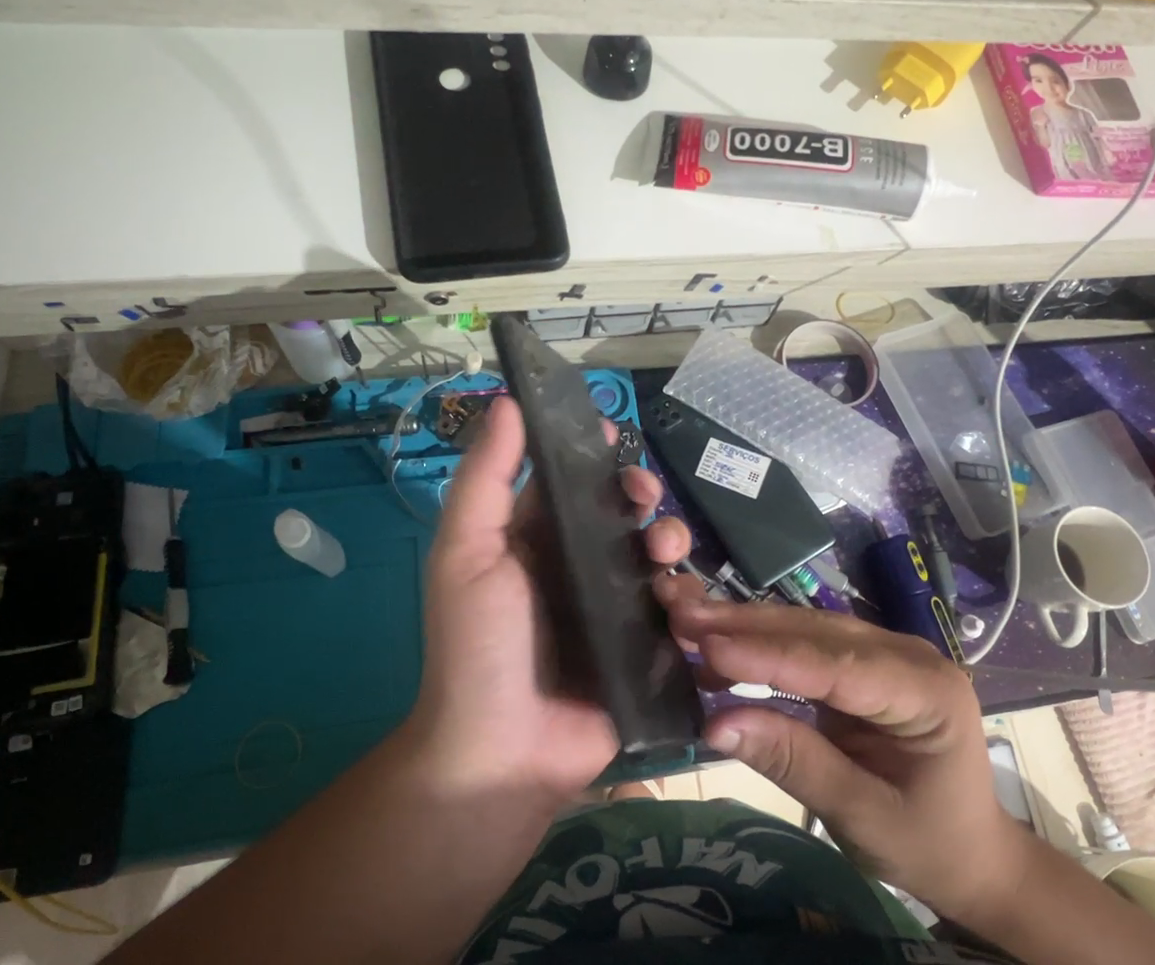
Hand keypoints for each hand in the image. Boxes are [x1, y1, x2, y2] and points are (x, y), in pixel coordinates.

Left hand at [404, 397, 691, 807]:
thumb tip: (507, 401)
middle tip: (644, 503)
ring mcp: (615, 612)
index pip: (573, 484)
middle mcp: (577, 569)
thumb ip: (486, 478)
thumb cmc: (477, 646)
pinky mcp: (647, 653)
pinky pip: (678, 611)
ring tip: (663, 554)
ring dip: (669, 539)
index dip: (596, 458)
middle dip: (641, 497)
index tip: (616, 441)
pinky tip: (684, 600)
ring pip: (657, 557)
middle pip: (623, 515)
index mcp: (534, 541)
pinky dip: (688, 597)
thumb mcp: (466, 553)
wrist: (502, 753)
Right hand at [656, 576, 1031, 926]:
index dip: (768, 655)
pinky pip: (804, 647)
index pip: (837, 666)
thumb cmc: (926, 843)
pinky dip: (757, 645)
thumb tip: (714, 722)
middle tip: (678, 613)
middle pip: (817, 633)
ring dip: (743, 625)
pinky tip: (714, 645)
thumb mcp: (862, 815)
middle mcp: (908, 656)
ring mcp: (884, 655)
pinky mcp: (860, 666)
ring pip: (805, 629)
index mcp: (927, 692)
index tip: (706, 644)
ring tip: (683, 617)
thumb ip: (794, 763)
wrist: (970, 854)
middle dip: (744, 624)